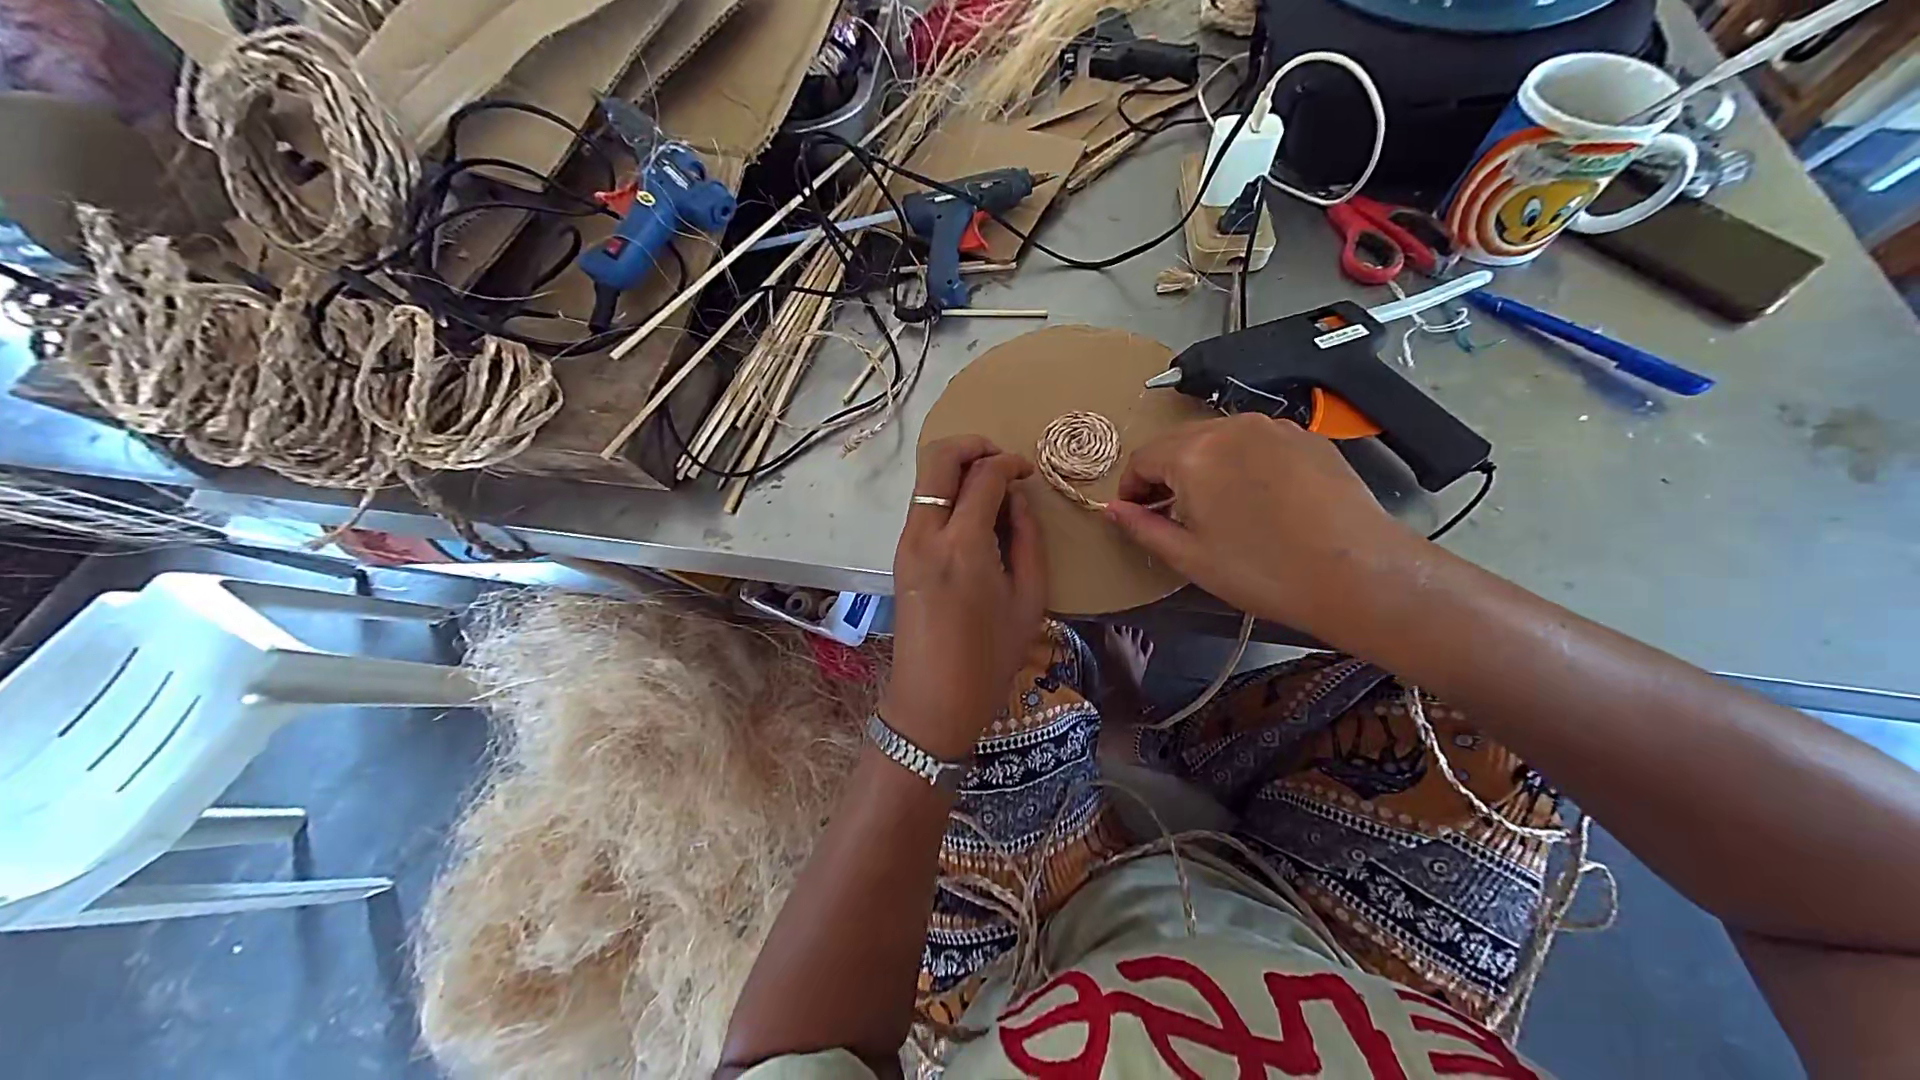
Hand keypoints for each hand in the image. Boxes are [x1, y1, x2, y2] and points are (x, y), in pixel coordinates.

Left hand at [882, 436, 1048, 760]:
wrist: (933, 699)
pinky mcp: (900, 555)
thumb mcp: (1029, 598)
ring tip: (991, 490)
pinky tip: (973, 516)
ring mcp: (906, 542)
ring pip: (925, 478)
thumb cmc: (991, 657)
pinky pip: (922, 504)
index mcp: (964, 545)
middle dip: (972, 445)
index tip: (1028, 471)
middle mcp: (926, 533)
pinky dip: (946, 494)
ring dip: (957, 468)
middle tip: (1002, 462)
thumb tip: (1016, 498)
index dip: (1010, 462)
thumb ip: (1028, 537)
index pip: (984, 475)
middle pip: (939, 458)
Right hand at [1104, 414, 1421, 635]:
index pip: (1142, 458)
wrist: (1358, 572)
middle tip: (1171, 513)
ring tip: (1215, 506)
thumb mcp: (1189, 557)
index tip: (1136, 513)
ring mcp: (1273, 426)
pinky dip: (1240, 461)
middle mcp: (1229, 426)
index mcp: (1193, 453)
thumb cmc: (1263, 571)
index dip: (1131, 488)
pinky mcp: (1306, 436)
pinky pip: (1254, 441)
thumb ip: (1142, 527)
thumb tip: (1112, 508)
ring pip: (1216, 438)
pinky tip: (1256, 497)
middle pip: (1177, 442)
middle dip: (1165, 474)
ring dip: (1202, 465)